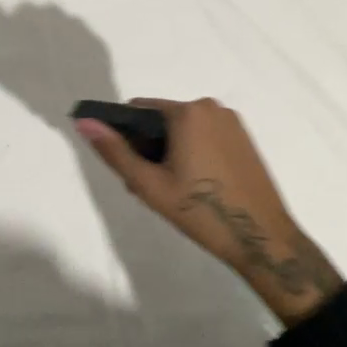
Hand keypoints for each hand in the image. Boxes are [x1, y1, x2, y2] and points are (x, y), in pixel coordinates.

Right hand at [76, 98, 342, 325]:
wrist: (263, 240)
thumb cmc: (202, 212)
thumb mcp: (149, 185)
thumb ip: (115, 151)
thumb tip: (84, 121)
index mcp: (188, 111)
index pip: (139, 110)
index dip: (128, 137)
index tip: (132, 169)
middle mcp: (211, 107)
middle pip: (162, 120)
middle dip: (150, 148)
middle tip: (152, 188)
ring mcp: (232, 122)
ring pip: (184, 131)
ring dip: (171, 153)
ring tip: (175, 193)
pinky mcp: (245, 140)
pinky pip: (206, 137)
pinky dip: (195, 155)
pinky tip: (197, 188)